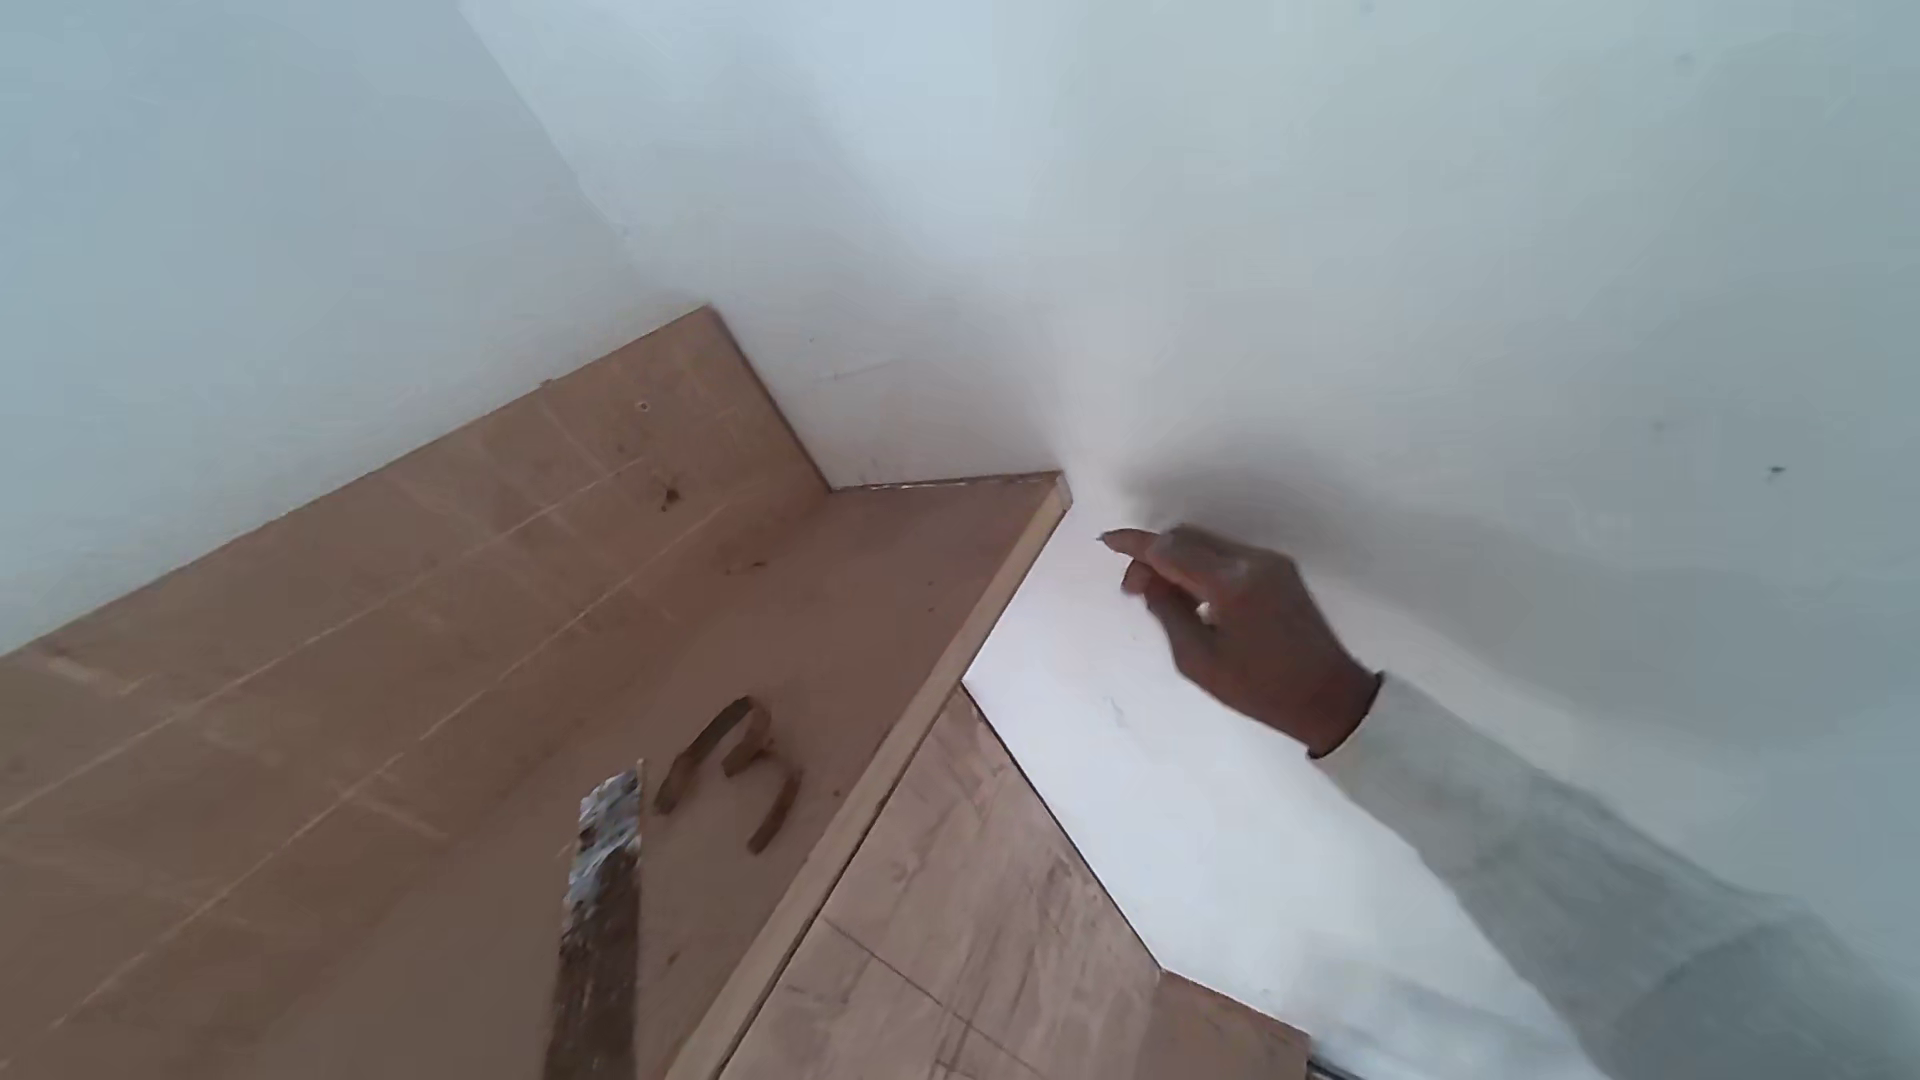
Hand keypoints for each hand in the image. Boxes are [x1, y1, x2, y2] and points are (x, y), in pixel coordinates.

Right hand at [1100, 526, 1380, 756]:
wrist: (1330, 698)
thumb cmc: (1259, 689)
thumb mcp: (1196, 660)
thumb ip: (1166, 611)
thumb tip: (1149, 581)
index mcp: (1230, 585)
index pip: (1169, 549)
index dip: (1134, 543)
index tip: (1107, 541)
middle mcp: (1251, 561)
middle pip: (1185, 536)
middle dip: (1152, 555)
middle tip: (1137, 591)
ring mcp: (1268, 561)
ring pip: (1203, 541)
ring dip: (1174, 559)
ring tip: (1161, 596)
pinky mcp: (1278, 569)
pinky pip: (1222, 553)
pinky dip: (1197, 565)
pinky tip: (1192, 595)